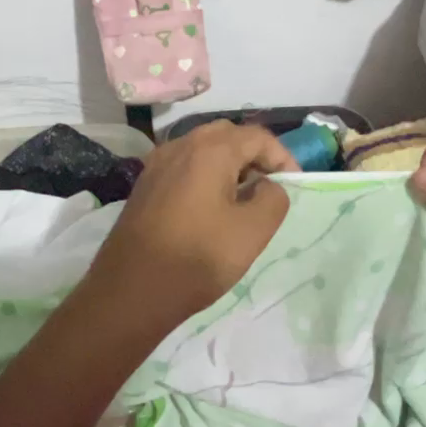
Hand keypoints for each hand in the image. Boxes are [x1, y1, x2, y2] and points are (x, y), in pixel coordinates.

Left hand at [81, 121, 296, 330]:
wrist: (131, 290)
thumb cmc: (197, 258)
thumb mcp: (253, 231)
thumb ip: (273, 198)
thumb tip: (267, 185)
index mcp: (209, 150)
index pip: (257, 136)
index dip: (282, 157)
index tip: (294, 185)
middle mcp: (179, 146)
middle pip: (227, 136)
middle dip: (253, 156)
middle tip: (268, 189)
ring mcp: (156, 165)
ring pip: (202, 150)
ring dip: (228, 167)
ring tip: (242, 201)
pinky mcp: (144, 186)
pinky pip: (183, 168)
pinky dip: (204, 177)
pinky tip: (209, 210)